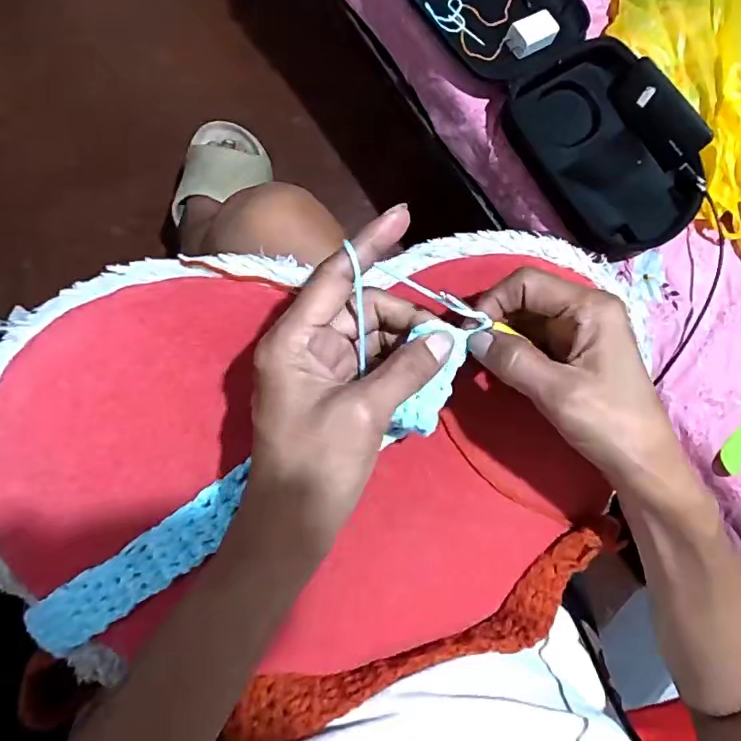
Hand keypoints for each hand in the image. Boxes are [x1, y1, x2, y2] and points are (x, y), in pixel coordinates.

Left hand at [249, 205, 451, 545]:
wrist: (293, 527)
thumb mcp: (364, 413)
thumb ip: (407, 368)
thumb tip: (446, 336)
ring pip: (374, 332)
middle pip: (363, 306)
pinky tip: (429, 371)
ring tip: (443, 356)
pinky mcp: (339, 388)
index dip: (370, 242)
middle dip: (406, 314)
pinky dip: (403, 361)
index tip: (404, 213)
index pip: (335, 275)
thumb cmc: (316, 468)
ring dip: (409, 340)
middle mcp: (307, 344)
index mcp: (295, 340)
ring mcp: (323, 366)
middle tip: (447, 336)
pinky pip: (376, 359)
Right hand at [467, 268, 700, 509]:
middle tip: (466, 346)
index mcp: (590, 306)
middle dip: (496, 317)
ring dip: (502, 335)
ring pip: (529, 320)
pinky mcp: (576, 353)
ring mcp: (582, 331)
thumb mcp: (557, 391)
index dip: (494, 299)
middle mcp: (587, 309)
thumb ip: (514, 360)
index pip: (528, 282)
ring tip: (478, 358)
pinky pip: (537, 341)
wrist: (643, 462)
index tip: (469, 331)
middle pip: (528, 297)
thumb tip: (472, 338)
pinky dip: (515, 350)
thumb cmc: (608, 422)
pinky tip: (498, 366)